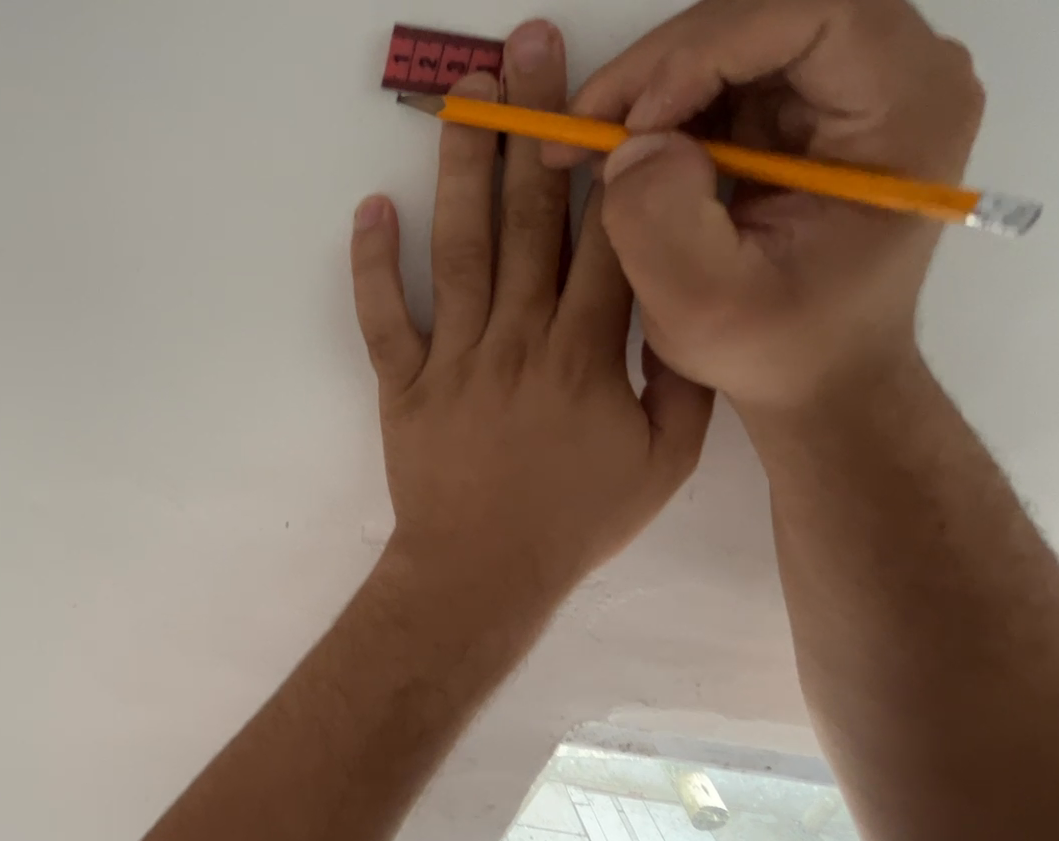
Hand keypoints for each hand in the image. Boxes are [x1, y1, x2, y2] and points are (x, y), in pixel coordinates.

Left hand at [351, 20, 712, 611]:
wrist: (482, 572)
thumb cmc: (574, 521)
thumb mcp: (666, 459)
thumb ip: (685, 377)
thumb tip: (688, 302)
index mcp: (589, 353)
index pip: (609, 233)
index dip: (614, 155)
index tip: (616, 90)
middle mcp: (518, 339)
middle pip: (531, 217)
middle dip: (535, 126)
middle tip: (529, 50)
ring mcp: (452, 360)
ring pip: (459, 250)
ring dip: (459, 169)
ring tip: (461, 98)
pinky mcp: (401, 386)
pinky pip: (384, 318)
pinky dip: (373, 265)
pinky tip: (371, 207)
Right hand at [545, 0, 985, 412]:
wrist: (815, 377)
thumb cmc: (775, 348)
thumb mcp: (703, 302)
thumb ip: (660, 219)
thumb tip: (629, 144)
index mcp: (904, 112)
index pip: (814, 16)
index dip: (708, 50)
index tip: (632, 122)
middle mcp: (893, 79)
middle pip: (768, 17)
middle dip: (663, 64)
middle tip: (584, 125)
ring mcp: (847, 93)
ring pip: (736, 41)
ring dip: (651, 85)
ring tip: (588, 143)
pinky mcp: (803, 115)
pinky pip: (723, 78)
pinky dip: (660, 106)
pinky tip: (619, 151)